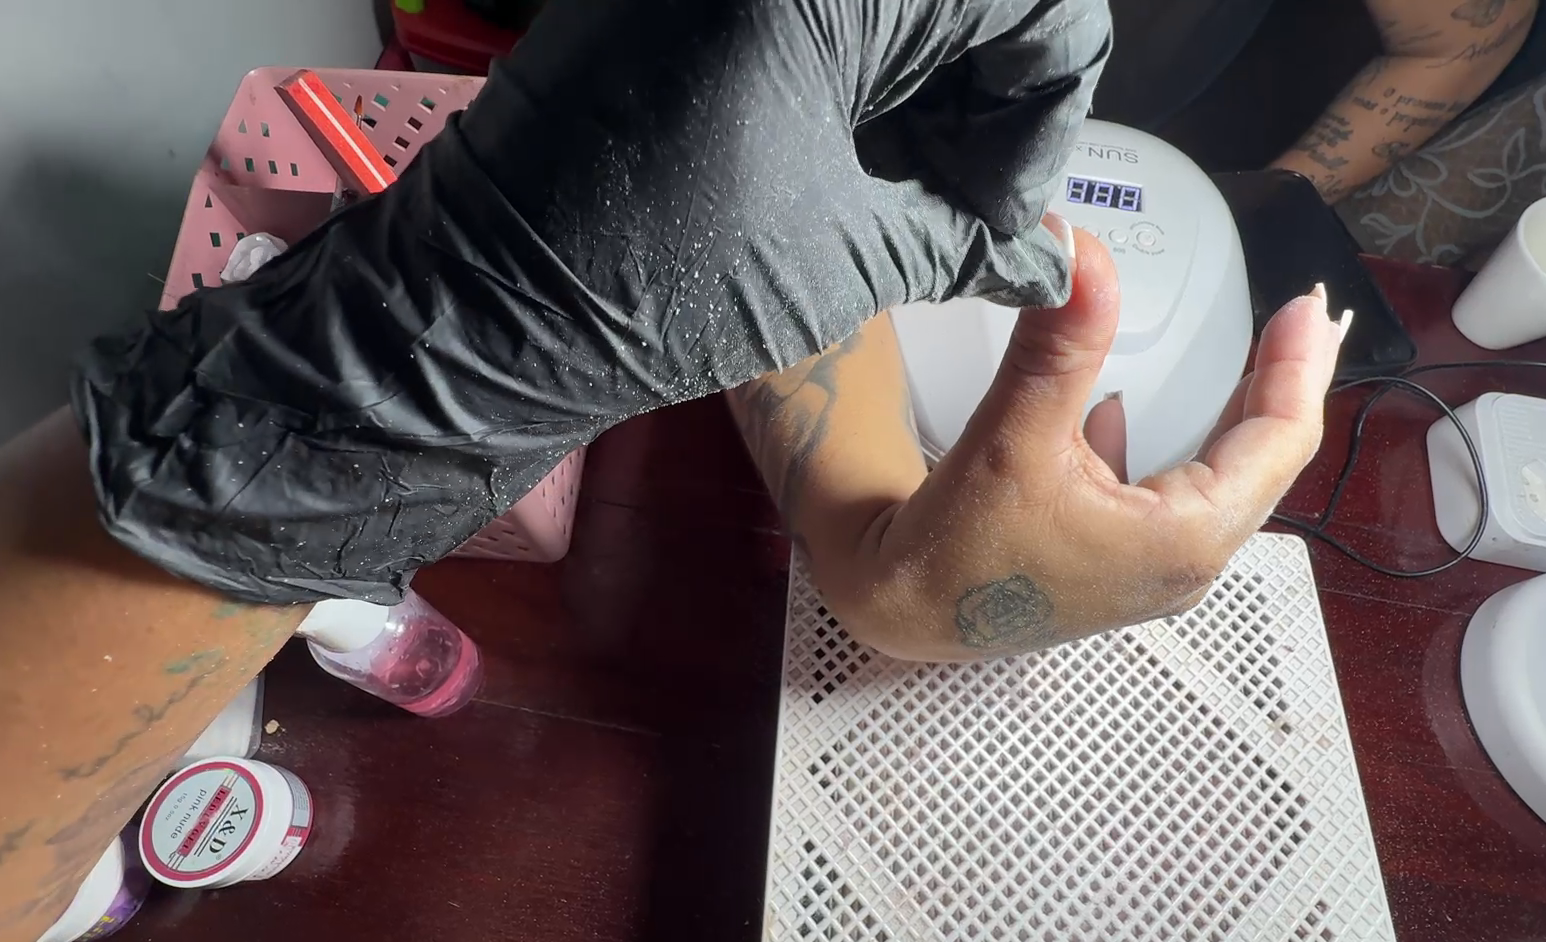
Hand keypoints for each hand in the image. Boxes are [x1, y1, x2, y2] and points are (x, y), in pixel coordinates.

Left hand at [74, 0, 1110, 604]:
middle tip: (969, 215)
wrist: (502, 307)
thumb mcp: (841, 263)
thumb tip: (1043, 254)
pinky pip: (821, 32)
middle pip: (956, 6)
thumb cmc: (665, 288)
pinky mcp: (698, 16)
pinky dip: (864, 99)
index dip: (1044, 108)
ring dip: (925, 111)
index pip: (1030, 1)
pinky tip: (864, 177)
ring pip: (891, 20)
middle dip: (983, 114)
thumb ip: (960, 238)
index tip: (1008, 209)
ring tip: (919, 212)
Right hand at [859, 221, 1342, 658]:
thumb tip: (1080, 245)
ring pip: (1214, 488)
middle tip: (1295, 324)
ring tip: (1243, 368)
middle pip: (1258, 466)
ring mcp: (1150, 579)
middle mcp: (1184, 568)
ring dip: (1225, 423)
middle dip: (1276, 389)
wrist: (906, 614)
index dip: (1299, 365)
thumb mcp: (1014, 438)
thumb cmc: (959, 545)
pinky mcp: (1113, 578)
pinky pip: (1165, 507)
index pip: (1279, 441)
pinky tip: (1122, 422)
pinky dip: (1163, 455)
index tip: (1307, 304)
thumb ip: (1060, 345)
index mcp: (1185, 538)